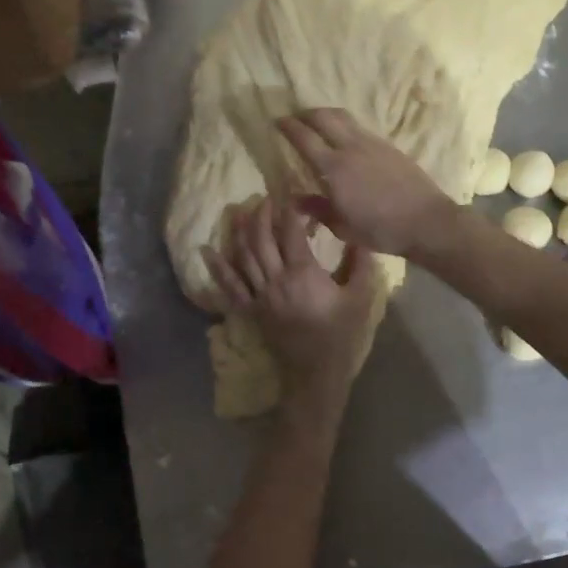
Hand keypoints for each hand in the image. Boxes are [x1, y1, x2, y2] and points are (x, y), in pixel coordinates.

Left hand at [203, 196, 377, 401]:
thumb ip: (361, 264)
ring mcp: (260, 295)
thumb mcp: (361, 298)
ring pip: (244, 257)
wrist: (316, 372)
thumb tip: (359, 237)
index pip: (291, 232)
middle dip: (261, 215)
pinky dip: (218, 268)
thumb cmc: (341, 334)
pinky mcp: (252, 310)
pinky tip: (207, 251)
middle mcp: (276, 279)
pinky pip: (230, 287)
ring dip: (240, 232)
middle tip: (264, 199)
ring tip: (239, 212)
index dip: (290, 210)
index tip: (291, 195)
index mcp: (303, 273)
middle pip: (261, 239)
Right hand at [276, 108, 460, 256]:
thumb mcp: (343, 226)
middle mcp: (351, 148)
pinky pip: (360, 128)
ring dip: (326, 115)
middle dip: (305, 113)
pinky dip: (345, 126)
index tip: (276, 121)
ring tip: (318, 122)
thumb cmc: (380, 230)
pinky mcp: (388, 146)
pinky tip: (345, 139)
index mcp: (333, 168)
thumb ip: (317, 209)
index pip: (304, 138)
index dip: (288, 127)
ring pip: (344, 117)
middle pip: (323, 117)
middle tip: (295, 118)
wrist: (426, 221)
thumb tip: (294, 200)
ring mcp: (372, 143)